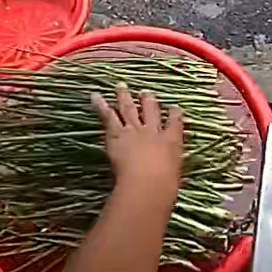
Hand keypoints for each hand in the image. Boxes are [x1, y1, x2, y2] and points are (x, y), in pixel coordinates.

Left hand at [94, 84, 182, 198]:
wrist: (149, 183)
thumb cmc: (165, 186)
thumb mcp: (175, 175)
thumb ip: (172, 169)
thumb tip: (171, 174)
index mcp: (172, 141)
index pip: (175, 122)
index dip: (175, 113)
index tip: (174, 109)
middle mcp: (153, 130)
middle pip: (151, 110)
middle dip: (148, 100)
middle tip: (146, 92)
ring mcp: (134, 130)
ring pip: (129, 108)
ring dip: (125, 96)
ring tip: (121, 85)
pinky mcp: (117, 133)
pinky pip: (108, 116)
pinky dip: (101, 105)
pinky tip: (95, 96)